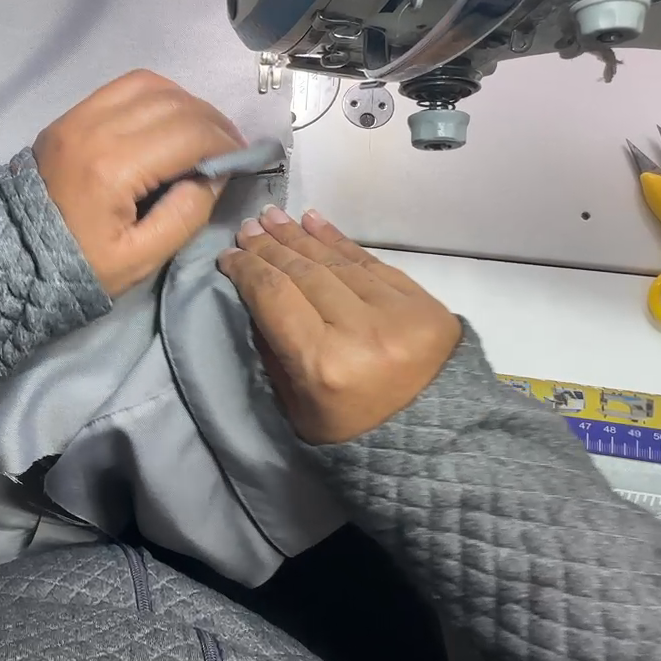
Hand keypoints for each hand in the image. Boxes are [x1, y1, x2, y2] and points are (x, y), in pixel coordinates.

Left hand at [35, 70, 245, 296]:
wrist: (10, 259)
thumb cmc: (77, 267)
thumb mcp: (139, 258)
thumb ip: (185, 214)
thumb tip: (215, 174)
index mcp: (112, 167)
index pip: (188, 134)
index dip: (225, 143)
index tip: (242, 160)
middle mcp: (94, 129)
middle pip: (174, 103)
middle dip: (211, 122)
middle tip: (228, 147)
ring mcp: (75, 118)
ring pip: (148, 85)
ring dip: (185, 103)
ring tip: (201, 133)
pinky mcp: (66, 118)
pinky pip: (120, 88)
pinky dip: (154, 96)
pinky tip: (166, 122)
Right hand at [217, 205, 460, 443]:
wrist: (433, 443)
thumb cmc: (349, 429)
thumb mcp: (293, 403)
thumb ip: (272, 346)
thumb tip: (254, 291)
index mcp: (323, 364)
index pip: (274, 296)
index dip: (246, 269)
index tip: (227, 256)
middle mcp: (362, 332)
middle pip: (302, 274)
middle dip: (269, 247)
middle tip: (246, 228)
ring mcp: (398, 314)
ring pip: (336, 261)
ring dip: (299, 236)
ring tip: (273, 217)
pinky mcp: (423, 304)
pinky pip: (371, 262)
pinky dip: (339, 240)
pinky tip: (313, 221)